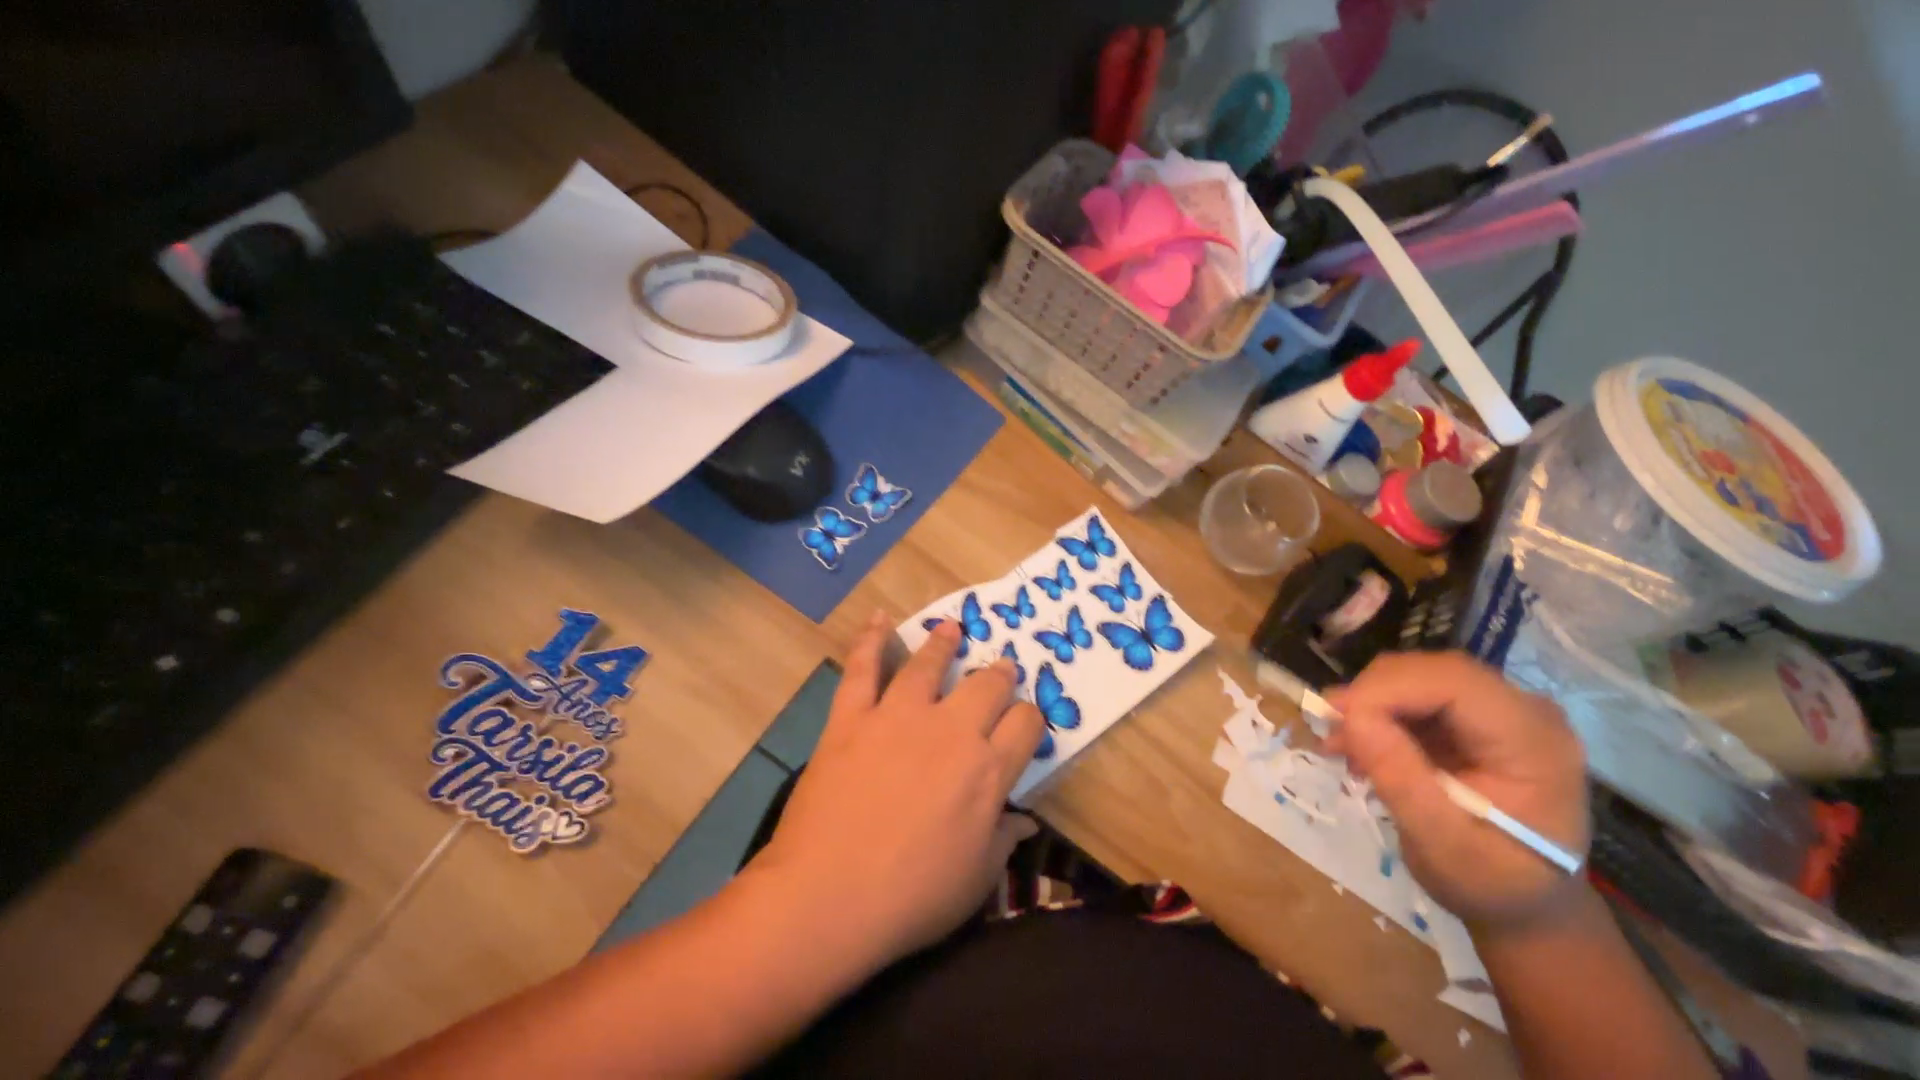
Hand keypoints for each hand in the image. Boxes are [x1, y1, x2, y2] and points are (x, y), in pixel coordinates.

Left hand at [747, 612, 1045, 968]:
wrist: (829, 895)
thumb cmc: (912, 898)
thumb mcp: (975, 880)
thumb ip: (1002, 842)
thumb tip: (1024, 823)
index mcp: (988, 771)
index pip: (1025, 725)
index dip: (1030, 719)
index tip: (1025, 723)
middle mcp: (950, 731)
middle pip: (985, 686)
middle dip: (999, 676)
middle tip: (1001, 670)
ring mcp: (897, 718)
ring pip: (927, 665)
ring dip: (944, 644)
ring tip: (952, 630)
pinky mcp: (850, 719)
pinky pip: (862, 668)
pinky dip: (870, 640)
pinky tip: (879, 620)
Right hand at [1325, 652, 1588, 931]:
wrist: (1527, 906)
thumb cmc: (1492, 885)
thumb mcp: (1444, 848)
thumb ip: (1402, 780)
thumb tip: (1352, 717)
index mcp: (1534, 742)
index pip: (1455, 683)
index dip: (1389, 689)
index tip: (1335, 715)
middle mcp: (1527, 712)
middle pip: (1437, 673)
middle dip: (1375, 694)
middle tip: (1328, 729)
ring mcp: (1505, 712)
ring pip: (1423, 678)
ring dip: (1374, 704)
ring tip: (1338, 744)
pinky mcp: (1481, 720)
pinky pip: (1423, 697)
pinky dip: (1384, 715)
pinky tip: (1360, 746)